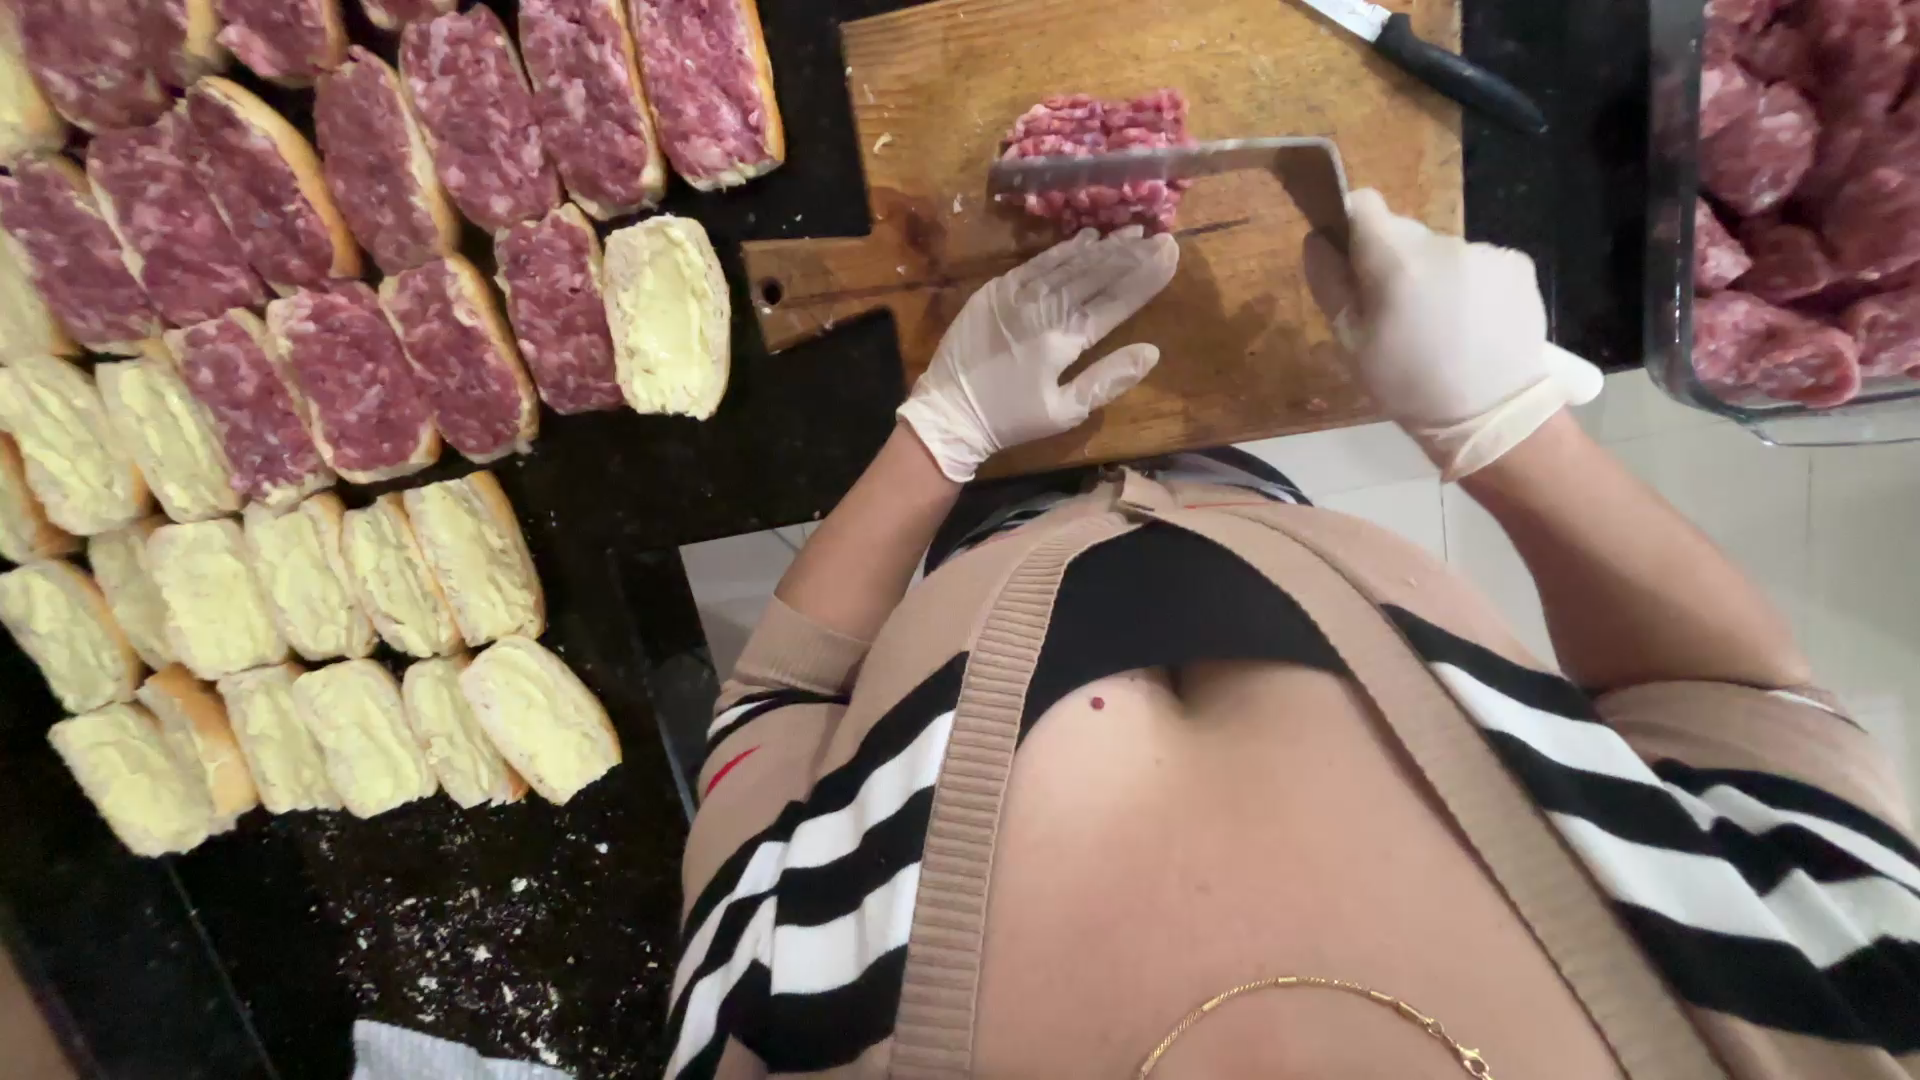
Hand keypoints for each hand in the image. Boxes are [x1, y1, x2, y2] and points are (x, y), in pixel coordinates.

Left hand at [899, 226, 1179, 481]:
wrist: (949, 411)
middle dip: (1131, 255)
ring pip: (1068, 263)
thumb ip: (1107, 380)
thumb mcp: (1064, 412)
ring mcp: (1016, 295)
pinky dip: (1063, 250)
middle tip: (1161, 236)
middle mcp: (1043, 309)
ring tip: (1133, 232)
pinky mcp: (995, 291)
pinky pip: (1036, 262)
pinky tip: (1086, 238)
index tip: (1172, 254)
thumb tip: (1151, 351)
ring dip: (1103, 247)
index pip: (1114, 302)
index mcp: (1063, 340)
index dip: (1145, 278)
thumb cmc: (1010, 419)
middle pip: (1095, 275)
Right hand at [1304, 189, 1602, 479]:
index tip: (1346, 258)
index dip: (1348, 225)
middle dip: (1387, 262)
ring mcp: (1485, 251)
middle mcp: (1444, 243)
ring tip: (1432, 325)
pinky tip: (1465, 323)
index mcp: (1397, 261)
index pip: (1364, 205)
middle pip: (1401, 233)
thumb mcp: (1351, 343)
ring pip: (1438, 251)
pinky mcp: (1517, 264)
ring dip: (1427, 276)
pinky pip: (1474, 263)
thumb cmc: (1406, 384)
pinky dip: (1463, 285)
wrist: (1490, 412)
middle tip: (1390, 313)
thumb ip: (1331, 285)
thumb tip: (1317, 240)